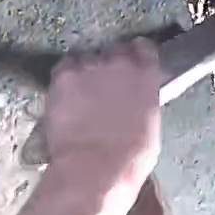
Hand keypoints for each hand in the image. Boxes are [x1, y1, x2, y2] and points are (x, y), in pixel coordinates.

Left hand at [45, 38, 160, 184]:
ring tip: (83, 93)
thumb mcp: (150, 124)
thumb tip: (136, 98)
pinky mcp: (64, 76)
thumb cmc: (130, 157)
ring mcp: (89, 66)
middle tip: (104, 85)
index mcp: (146, 74)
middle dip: (110, 64)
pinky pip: (65, 66)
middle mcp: (119, 62)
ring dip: (86, 71)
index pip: (143, 48)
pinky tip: (67, 94)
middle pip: (114, 50)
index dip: (136, 55)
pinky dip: (66, 77)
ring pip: (87, 59)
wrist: (95, 167)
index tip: (132, 62)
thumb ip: (143, 99)